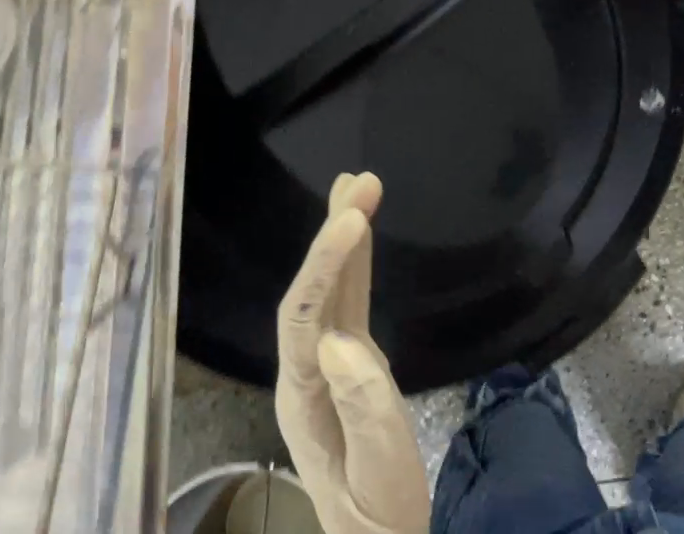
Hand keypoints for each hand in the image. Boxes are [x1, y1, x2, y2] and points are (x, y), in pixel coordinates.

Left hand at [275, 172, 430, 533]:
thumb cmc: (380, 509)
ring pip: (330, 291)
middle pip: (313, 291)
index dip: (326, 264)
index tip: (355, 219)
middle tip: (361, 182)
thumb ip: (362, 405)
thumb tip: (340, 341)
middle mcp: (306, 369)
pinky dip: (354, 265)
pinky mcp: (348, 363)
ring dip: (342, 238)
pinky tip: (360, 237)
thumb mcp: (379, 466)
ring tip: (358, 188)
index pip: (306, 316)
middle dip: (333, 234)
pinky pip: (348, 303)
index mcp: (303, 393)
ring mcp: (325, 365)